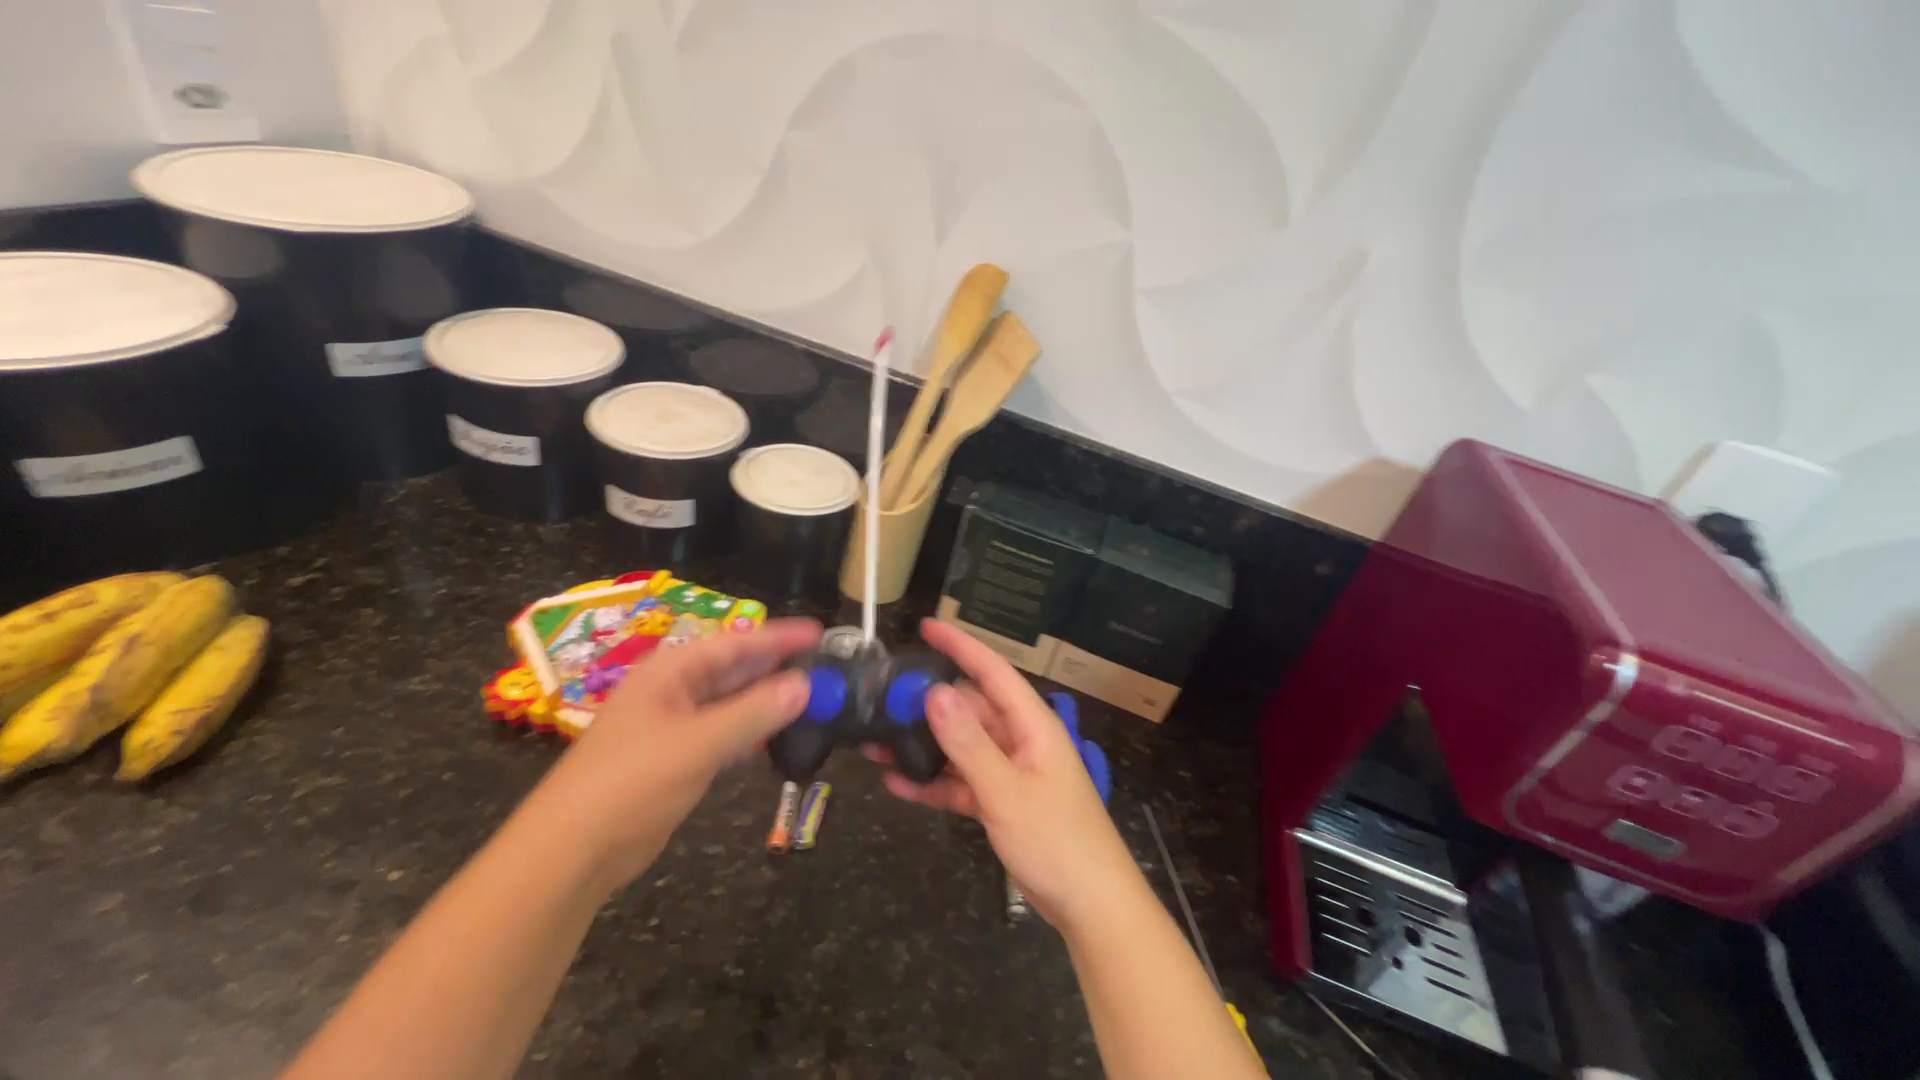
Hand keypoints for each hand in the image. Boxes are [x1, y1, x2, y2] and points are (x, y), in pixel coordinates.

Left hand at [538, 618, 820, 883]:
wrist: (574, 850)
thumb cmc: (632, 783)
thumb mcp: (698, 743)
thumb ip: (754, 713)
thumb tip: (805, 684)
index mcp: (669, 673)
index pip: (733, 644)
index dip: (777, 638)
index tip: (819, 632)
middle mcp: (672, 693)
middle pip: (733, 671)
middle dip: (776, 668)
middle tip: (825, 667)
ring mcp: (674, 728)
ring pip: (730, 704)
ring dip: (767, 701)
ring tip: (813, 698)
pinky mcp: (678, 761)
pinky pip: (724, 735)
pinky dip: (752, 732)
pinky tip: (779, 736)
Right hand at [869, 619, 1141, 931]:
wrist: (1091, 906)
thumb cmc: (1056, 841)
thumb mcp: (1006, 792)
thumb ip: (969, 744)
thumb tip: (935, 691)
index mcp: (1033, 726)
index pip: (993, 672)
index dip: (960, 646)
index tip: (925, 627)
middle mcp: (1021, 741)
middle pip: (971, 710)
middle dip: (928, 704)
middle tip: (879, 700)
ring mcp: (1012, 773)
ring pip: (962, 747)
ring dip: (923, 746)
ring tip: (874, 743)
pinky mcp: (1003, 803)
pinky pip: (962, 783)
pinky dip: (934, 783)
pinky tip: (896, 785)